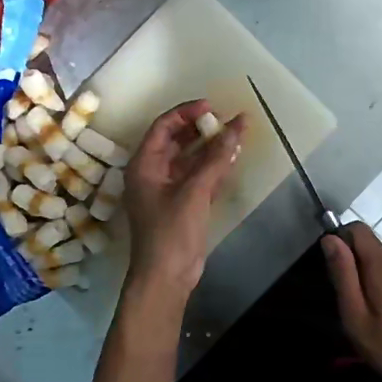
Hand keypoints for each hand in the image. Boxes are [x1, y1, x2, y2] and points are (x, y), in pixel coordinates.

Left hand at [123, 100, 244, 295]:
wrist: (167, 275)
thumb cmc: (172, 231)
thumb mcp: (194, 191)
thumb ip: (216, 158)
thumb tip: (236, 126)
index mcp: (144, 165)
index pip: (163, 126)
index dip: (187, 113)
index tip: (213, 106)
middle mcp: (153, 172)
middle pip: (177, 140)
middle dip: (202, 128)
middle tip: (228, 120)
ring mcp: (168, 189)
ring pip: (191, 158)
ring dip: (212, 147)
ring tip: (237, 134)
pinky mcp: (183, 203)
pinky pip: (199, 176)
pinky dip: (215, 166)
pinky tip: (233, 158)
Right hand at [321, 223, 381, 381]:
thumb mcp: (355, 316)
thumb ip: (343, 274)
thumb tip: (330, 238)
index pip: (358, 229)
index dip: (340, 241)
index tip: (335, 272)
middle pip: (369, 251)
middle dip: (355, 271)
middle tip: (353, 309)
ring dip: (371, 285)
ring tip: (371, 321)